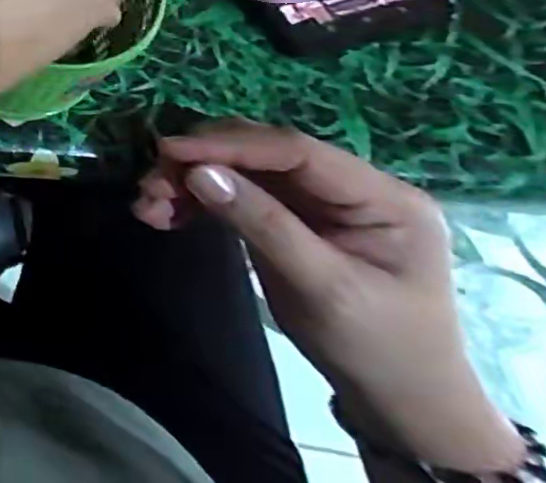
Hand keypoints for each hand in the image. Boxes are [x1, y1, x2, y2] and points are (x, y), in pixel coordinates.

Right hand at [134, 120, 524, 473]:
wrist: (397, 399)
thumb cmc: (378, 347)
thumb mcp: (324, 289)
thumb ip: (264, 224)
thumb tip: (197, 172)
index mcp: (382, 198)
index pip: (293, 151)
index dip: (228, 145)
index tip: (167, 151)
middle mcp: (347, 186)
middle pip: (256, 152)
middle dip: (197, 162)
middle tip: (150, 187)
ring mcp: (315, 199)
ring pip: (234, 167)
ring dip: (185, 181)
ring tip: (148, 206)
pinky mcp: (285, 212)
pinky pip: (229, 190)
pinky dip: (192, 199)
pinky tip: (164, 216)